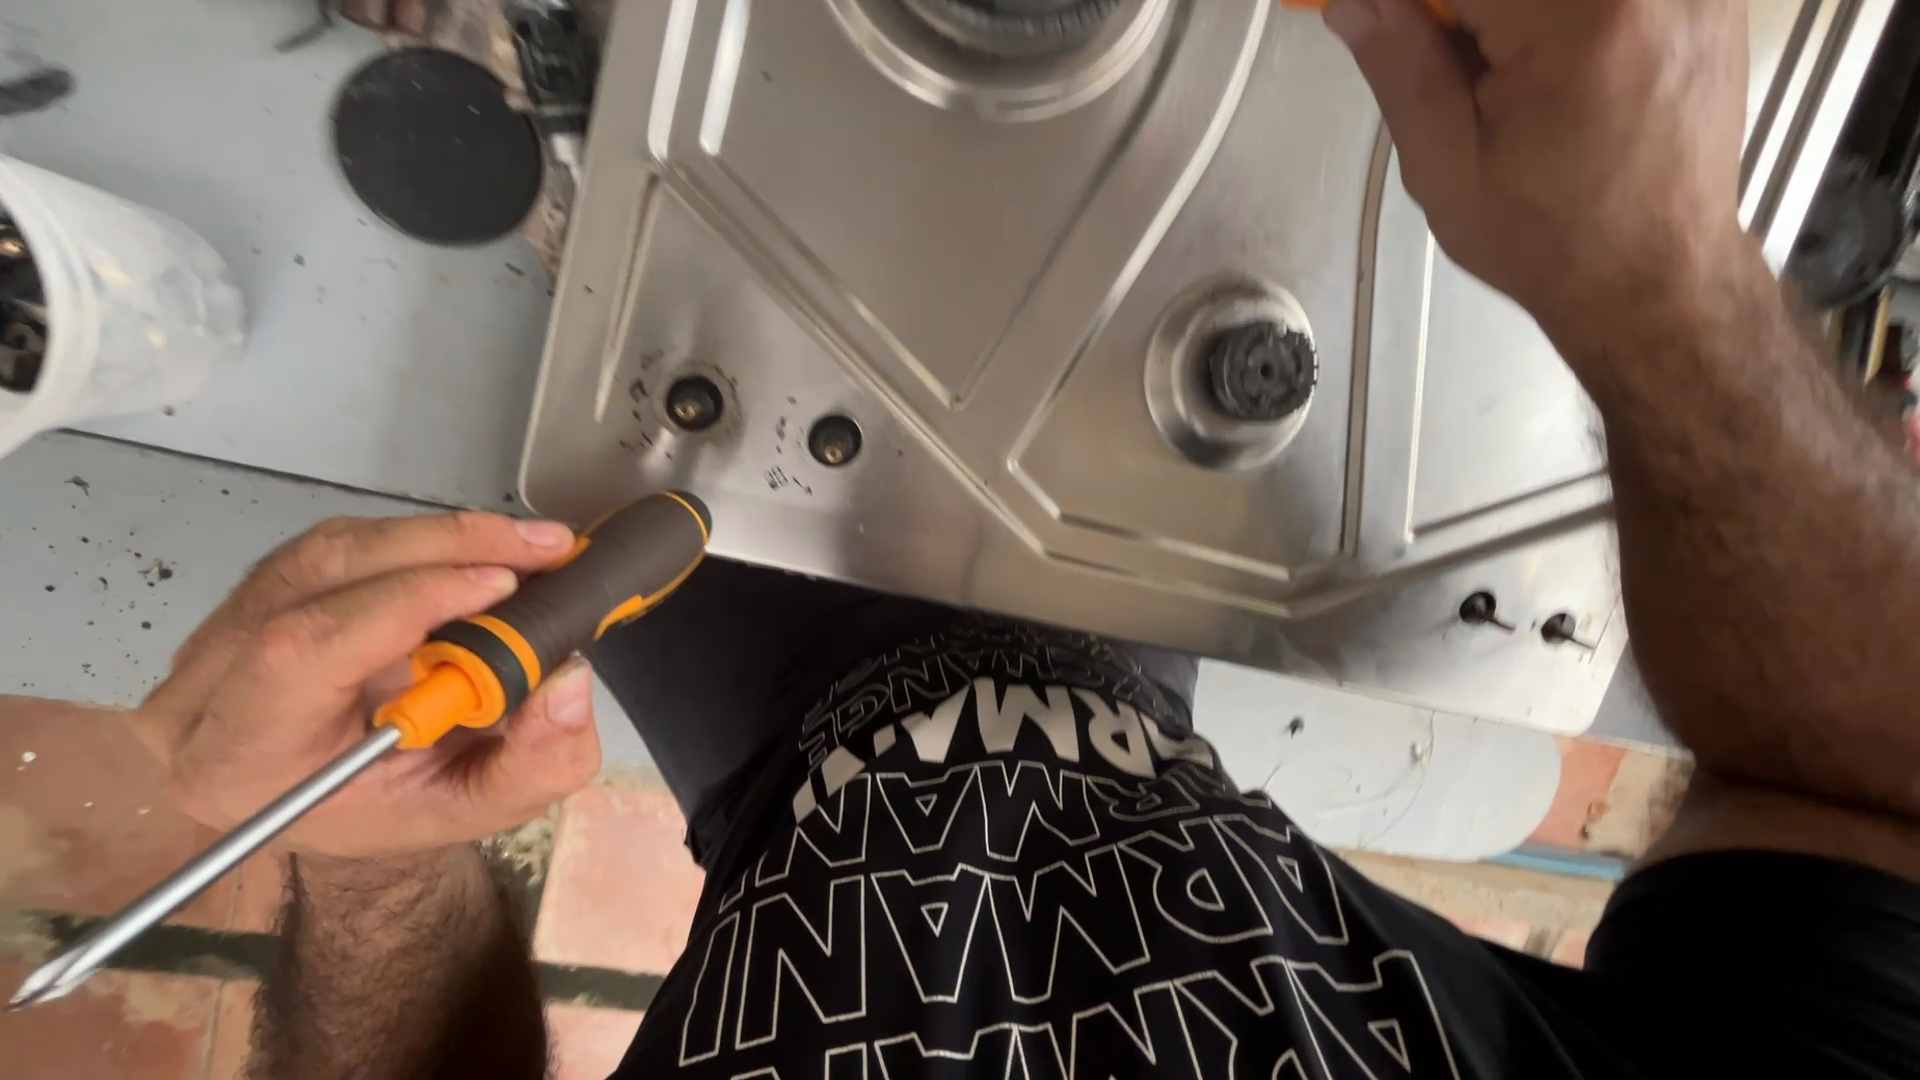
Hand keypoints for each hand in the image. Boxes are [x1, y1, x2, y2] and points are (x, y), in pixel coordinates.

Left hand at [137, 513, 601, 858]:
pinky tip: (482, 552)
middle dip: (445, 547)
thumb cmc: (408, 807)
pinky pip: (342, 544)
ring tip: (527, 545)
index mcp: (244, 761)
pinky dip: (425, 538)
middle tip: (542, 547)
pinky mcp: (258, 596)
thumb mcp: (489, 806)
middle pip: (318, 576)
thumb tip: (569, 680)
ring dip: (444, 535)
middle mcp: (206, 689)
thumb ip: (540, 761)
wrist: (356, 795)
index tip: (507, 586)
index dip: (408, 603)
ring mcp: (220, 633)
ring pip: (332, 548)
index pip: (302, 654)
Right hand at [1322, 0, 1754, 339]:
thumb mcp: (1443, 165)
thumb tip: (1352, 2)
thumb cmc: (1538, 237)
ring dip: (1492, 20)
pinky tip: (1534, 63)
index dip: (1408, 1)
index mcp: (1580, 17)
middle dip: (1451, 9)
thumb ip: (1401, 67)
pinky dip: (1541, 20)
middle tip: (1423, 48)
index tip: (1370, 16)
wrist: (1651, 269)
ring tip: (1487, 75)